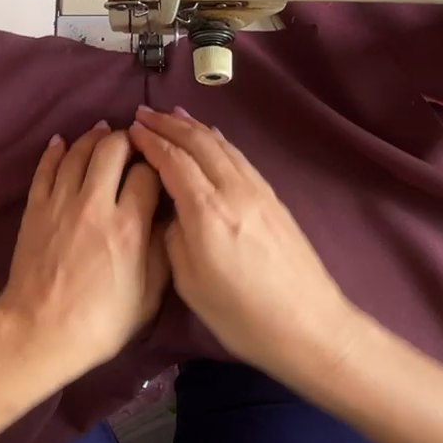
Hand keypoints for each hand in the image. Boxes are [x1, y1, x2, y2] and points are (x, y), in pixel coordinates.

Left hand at [0, 123, 169, 380]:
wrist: (41, 328)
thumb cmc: (101, 320)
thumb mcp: (149, 294)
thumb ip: (161, 250)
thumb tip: (170, 217)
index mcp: (128, 226)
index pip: (148, 173)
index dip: (158, 164)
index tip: (162, 163)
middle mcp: (94, 203)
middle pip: (112, 150)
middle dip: (127, 139)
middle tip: (134, 141)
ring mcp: (60, 201)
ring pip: (78, 152)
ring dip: (93, 137)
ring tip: (104, 131)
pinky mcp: (35, 206)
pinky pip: (46, 167)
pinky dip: (55, 150)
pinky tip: (62, 141)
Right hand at [128, 106, 367, 379]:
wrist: (312, 329)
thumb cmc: (242, 314)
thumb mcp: (189, 282)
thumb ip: (173, 236)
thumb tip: (172, 212)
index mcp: (206, 211)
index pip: (172, 160)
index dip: (149, 141)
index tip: (129, 130)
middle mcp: (233, 190)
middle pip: (197, 142)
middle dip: (167, 124)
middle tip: (142, 113)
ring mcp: (257, 191)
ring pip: (221, 145)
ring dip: (192, 127)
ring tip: (171, 115)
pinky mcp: (274, 199)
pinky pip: (237, 156)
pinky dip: (217, 140)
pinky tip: (210, 137)